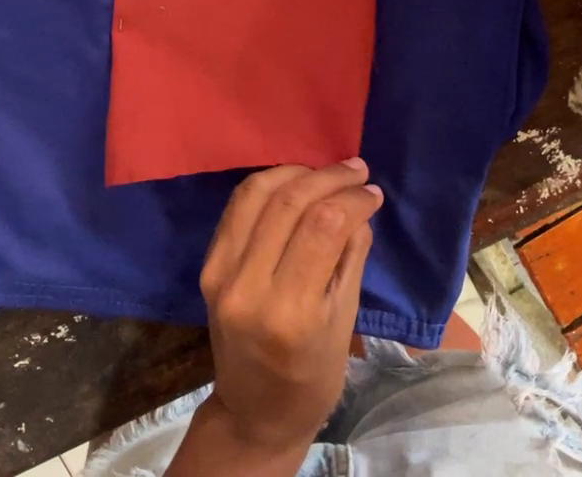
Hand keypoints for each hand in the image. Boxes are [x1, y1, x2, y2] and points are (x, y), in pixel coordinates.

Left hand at [192, 160, 381, 457]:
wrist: (253, 412)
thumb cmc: (312, 377)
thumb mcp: (344, 322)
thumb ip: (350, 258)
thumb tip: (360, 204)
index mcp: (290, 312)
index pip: (322, 227)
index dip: (352, 200)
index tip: (374, 193)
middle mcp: (247, 287)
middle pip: (287, 203)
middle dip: (327, 178)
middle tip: (357, 169)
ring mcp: (220, 274)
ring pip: (255, 194)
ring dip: (294, 172)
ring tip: (325, 171)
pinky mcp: (207, 266)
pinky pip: (236, 208)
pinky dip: (267, 186)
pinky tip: (293, 182)